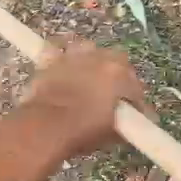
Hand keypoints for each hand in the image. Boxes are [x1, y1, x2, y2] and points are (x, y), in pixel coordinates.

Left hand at [17, 39, 147, 158]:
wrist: (45, 127)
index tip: (131, 113)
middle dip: (117, 75)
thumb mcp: (112, 132)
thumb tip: (130, 123)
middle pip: (117, 61)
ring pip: (89, 48)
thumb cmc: (83, 130)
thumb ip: (125, 122)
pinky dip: (60, 54)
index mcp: (120, 75)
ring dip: (91, 60)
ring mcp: (74, 56)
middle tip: (111, 94)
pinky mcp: (51, 59)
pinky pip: (57, 48)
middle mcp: (100, 58)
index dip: (134, 100)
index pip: (135, 86)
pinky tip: (61, 64)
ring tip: (87, 76)